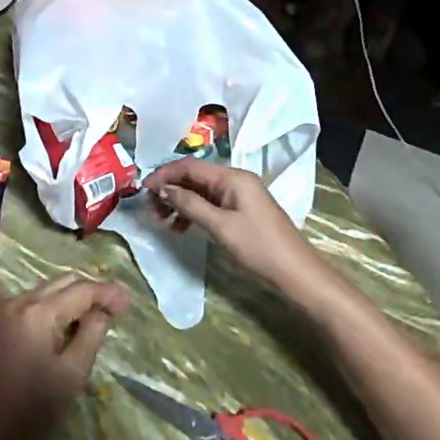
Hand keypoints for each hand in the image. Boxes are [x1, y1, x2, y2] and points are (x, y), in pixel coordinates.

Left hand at [0, 274, 128, 432]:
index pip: (80, 290)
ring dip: (74, 296)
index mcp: (39, 312)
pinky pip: (36, 298)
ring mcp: (9, 306)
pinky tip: (72, 320)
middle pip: (64, 281)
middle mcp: (21, 300)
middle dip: (91, 291)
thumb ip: (92, 333)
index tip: (128, 301)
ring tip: (98, 313)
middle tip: (115, 308)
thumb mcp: (75, 370)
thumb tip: (104, 310)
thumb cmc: (40, 404)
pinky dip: (57, 303)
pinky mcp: (4, 317)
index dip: (107, 293)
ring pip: (50, 287)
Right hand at [145, 158, 313, 287]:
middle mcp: (235, 180)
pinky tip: (180, 228)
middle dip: (170, 190)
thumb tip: (162, 188)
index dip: (164, 174)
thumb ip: (190, 204)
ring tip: (162, 222)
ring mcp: (239, 196)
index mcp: (232, 177)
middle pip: (194, 177)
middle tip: (150, 210)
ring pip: (200, 192)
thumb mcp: (220, 226)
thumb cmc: (259, 247)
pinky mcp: (241, 211)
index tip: (142, 189)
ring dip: (179, 203)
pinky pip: (210, 204)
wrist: (297, 274)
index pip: (190, 166)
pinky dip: (193, 213)